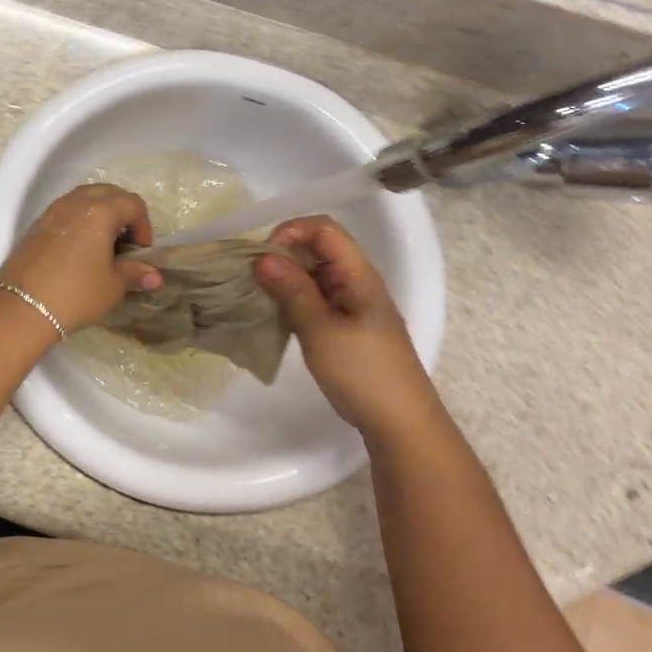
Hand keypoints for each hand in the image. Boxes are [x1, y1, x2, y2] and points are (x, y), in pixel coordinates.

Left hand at [0, 185, 162, 335]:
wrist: (21, 308)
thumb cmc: (75, 294)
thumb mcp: (112, 286)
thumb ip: (135, 274)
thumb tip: (154, 276)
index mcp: (99, 211)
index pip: (132, 203)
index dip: (144, 226)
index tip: (140, 252)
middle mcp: (74, 203)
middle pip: (107, 194)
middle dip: (122, 213)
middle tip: (124, 244)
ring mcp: (50, 212)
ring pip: (83, 200)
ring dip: (98, 216)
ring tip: (102, 248)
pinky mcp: (34, 226)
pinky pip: (64, 213)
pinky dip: (77, 223)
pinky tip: (78, 252)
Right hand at [253, 216, 440, 440]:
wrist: (400, 422)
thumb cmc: (363, 373)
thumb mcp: (321, 331)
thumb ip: (292, 291)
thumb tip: (262, 257)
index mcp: (358, 276)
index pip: (324, 230)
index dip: (290, 232)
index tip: (262, 258)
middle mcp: (356, 282)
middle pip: (317, 248)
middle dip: (281, 254)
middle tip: (251, 278)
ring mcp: (351, 304)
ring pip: (313, 273)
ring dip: (283, 277)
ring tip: (257, 296)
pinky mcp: (344, 324)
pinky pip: (314, 297)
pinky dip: (291, 298)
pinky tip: (273, 315)